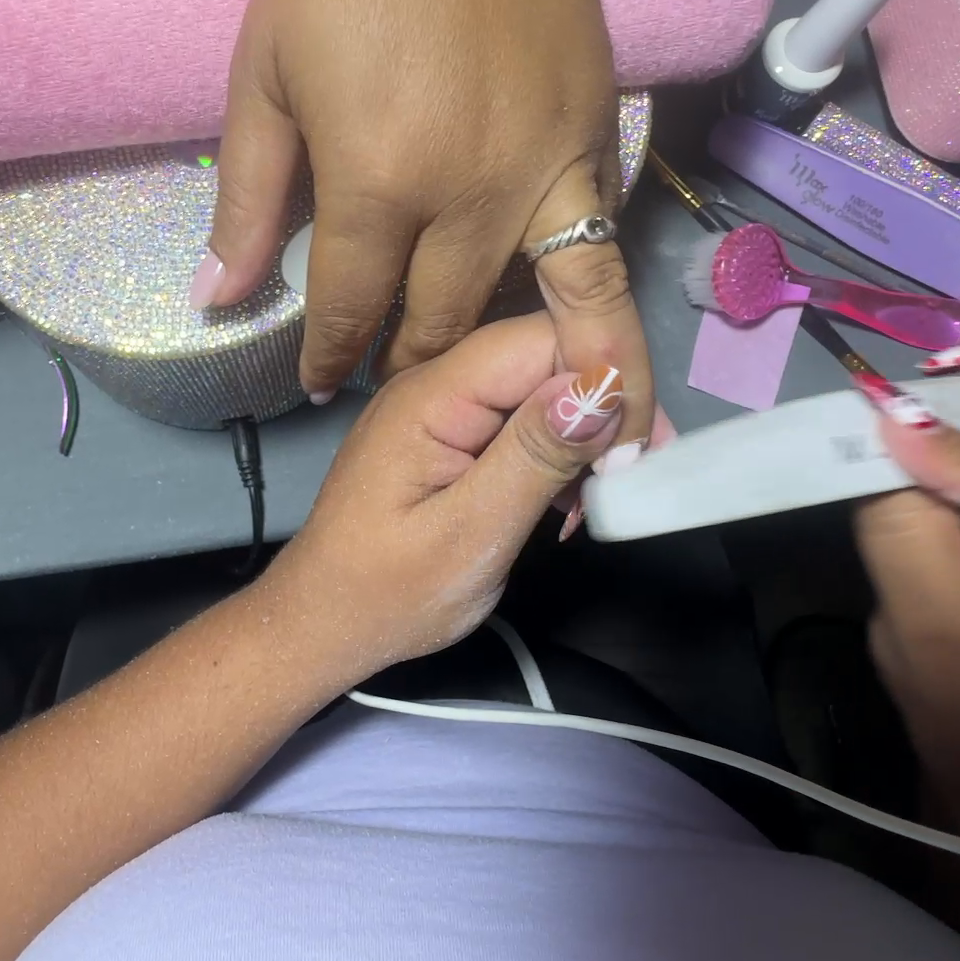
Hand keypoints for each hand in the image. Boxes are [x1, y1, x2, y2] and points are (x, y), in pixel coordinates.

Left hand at [202, 0, 657, 454]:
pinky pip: (591, 251)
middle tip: (378, 368)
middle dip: (397, 360)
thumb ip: (243, 202)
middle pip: (432, 322)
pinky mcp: (596, 145)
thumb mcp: (264, 75)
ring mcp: (545, 175)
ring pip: (519, 307)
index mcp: (377, 181)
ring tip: (456, 361)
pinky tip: (545, 311)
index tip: (319, 383)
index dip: (328, 358)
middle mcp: (469, 199)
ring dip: (479, 347)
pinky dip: (568, 299)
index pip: (348, 309)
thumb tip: (217, 301)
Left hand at [255, 314, 629, 681]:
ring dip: (579, 438)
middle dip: (600, 409)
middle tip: (630, 477)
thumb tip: (601, 386)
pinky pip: (514, 424)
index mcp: (433, 395)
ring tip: (596, 500)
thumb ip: (533, 457)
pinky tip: (564, 502)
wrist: (325, 622)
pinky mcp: (447, 439)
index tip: (634, 448)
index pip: (540, 338)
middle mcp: (435, 385)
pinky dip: (551, 457)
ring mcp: (439, 411)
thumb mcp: (471, 533)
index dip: (603, 375)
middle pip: (543, 358)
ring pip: (536, 393)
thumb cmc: (388, 593)